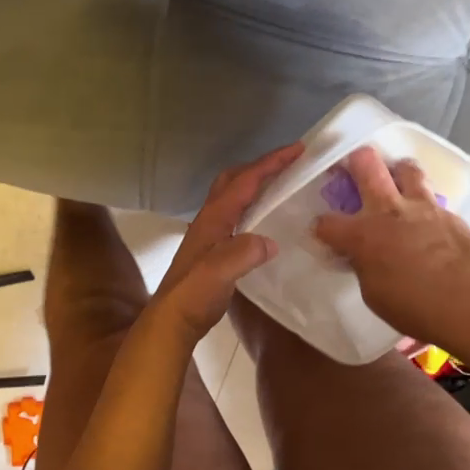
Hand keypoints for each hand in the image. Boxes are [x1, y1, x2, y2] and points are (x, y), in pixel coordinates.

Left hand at [150, 143, 305, 342]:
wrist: (172, 320)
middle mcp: (210, 218)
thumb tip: (270, 241)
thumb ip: (242, 253)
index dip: (270, 163)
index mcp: (214, 217)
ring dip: (255, 183)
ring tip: (283, 186)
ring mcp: (210, 233)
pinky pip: (236, 214)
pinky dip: (253, 206)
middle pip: (234, 179)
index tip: (297, 150)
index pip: (244, 180)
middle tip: (289, 162)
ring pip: (233, 196)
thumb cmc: (194, 294)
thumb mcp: (219, 273)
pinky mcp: (213, 248)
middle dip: (260, 166)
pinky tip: (268, 222)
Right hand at [312, 147, 469, 352]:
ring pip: (405, 167)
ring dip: (396, 172)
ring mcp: (423, 208)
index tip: (324, 235)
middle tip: (353, 170)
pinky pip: (431, 197)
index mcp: (363, 234)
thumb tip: (361, 256)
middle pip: (366, 164)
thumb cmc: (419, 310)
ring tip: (396, 184)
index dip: (320, 228)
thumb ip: (363, 267)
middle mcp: (390, 211)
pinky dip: (422, 202)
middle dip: (354, 161)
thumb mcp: (375, 296)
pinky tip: (426, 221)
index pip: (326, 223)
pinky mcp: (451, 214)